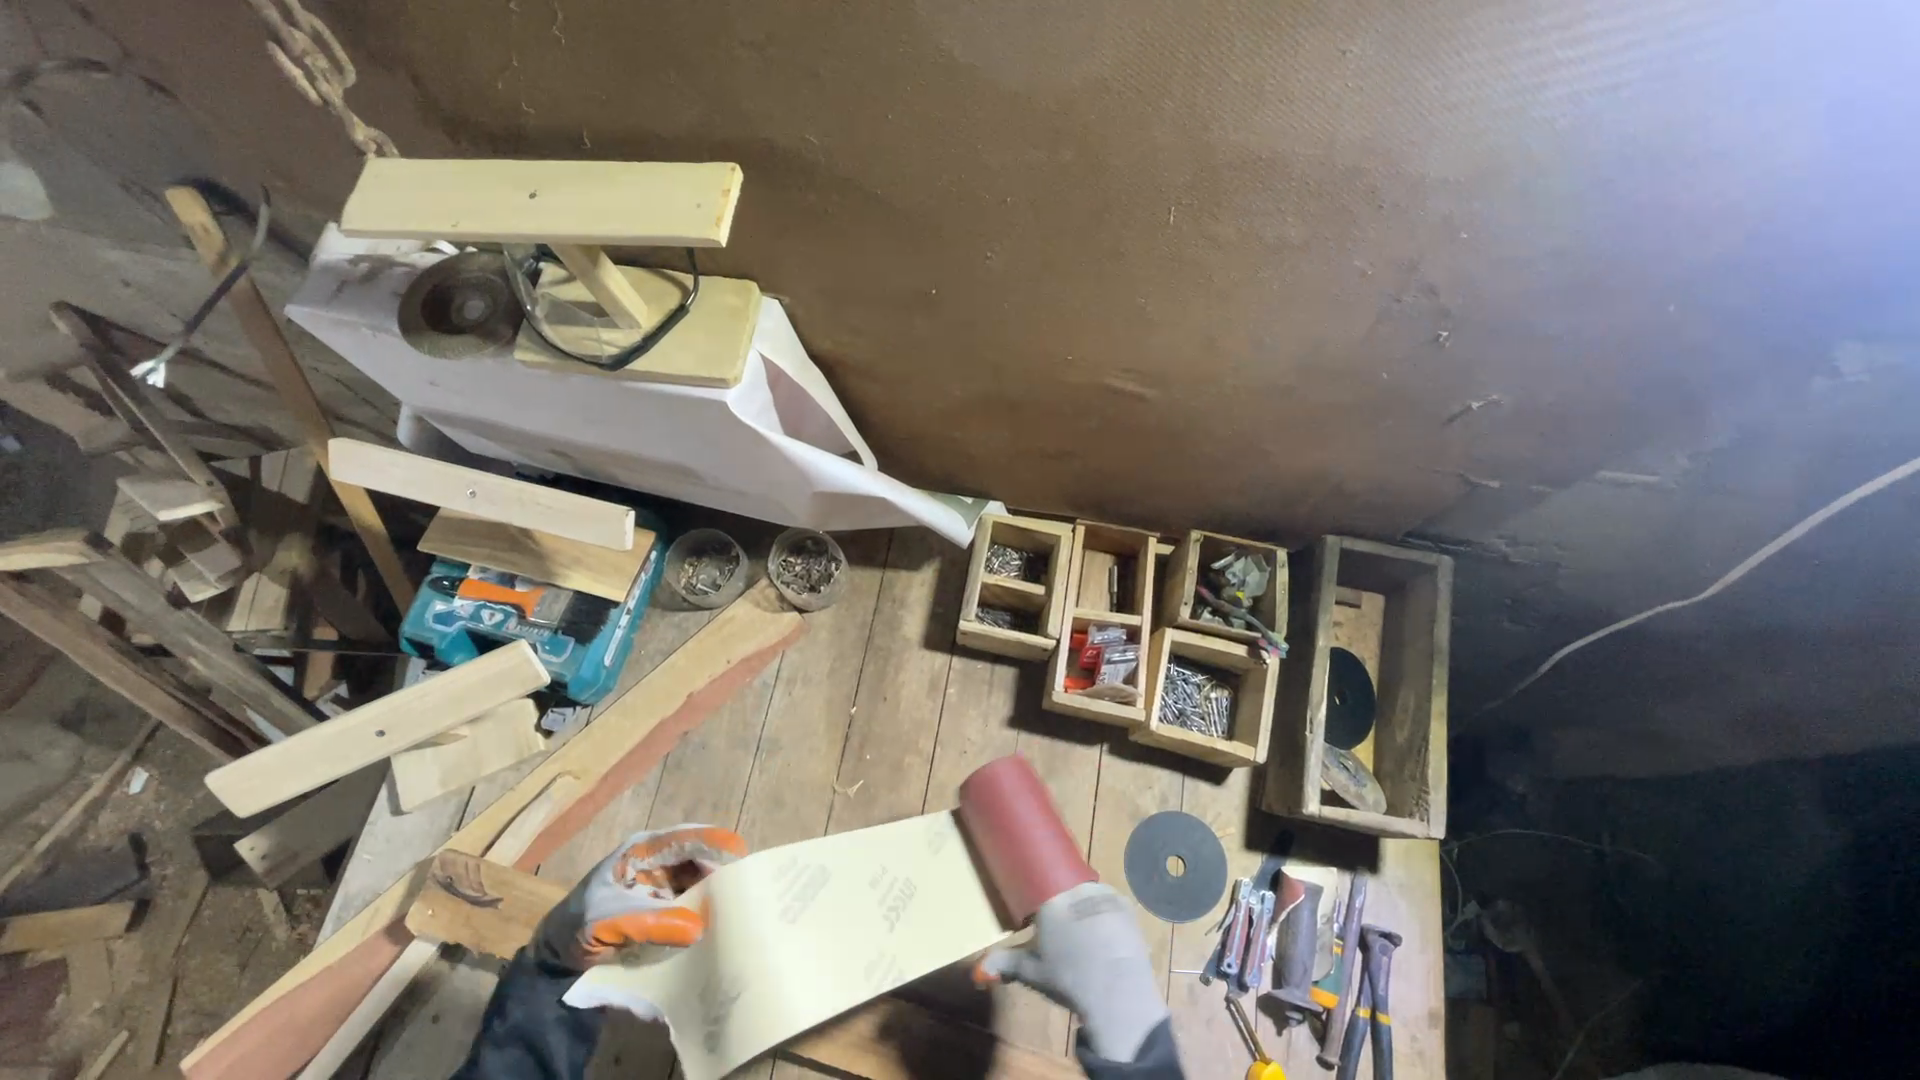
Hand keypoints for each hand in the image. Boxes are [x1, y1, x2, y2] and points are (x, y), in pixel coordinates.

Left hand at [531, 824, 746, 974]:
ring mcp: (662, 888)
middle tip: (746, 892)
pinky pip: (690, 908)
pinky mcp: (663, 912)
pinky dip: (703, 916)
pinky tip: (717, 930)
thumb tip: (698, 928)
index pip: (687, 838)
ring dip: (714, 897)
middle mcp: (658, 863)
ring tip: (738, 912)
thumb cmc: (576, 927)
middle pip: (700, 860)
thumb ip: (650, 921)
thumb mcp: (608, 921)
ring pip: (699, 884)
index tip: (742, 857)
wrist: (553, 961)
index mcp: (643, 850)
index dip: (716, 843)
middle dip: (721, 873)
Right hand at [974, 882, 1169, 1062]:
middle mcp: (1075, 888)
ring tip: (1083, 933)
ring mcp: (1103, 894)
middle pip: (1064, 889)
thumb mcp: (1032, 971)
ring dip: (1083, 907)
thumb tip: (977, 970)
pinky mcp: (1125, 905)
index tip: (1038, 915)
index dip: (1039, 900)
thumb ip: (1005, 962)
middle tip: (1062, 930)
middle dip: (1062, 905)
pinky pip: (1108, 902)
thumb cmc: (1069, 979)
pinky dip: (1104, 913)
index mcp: (1050, 900)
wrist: (1116, 991)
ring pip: (1087, 894)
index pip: (1038, 887)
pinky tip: (1103, 933)